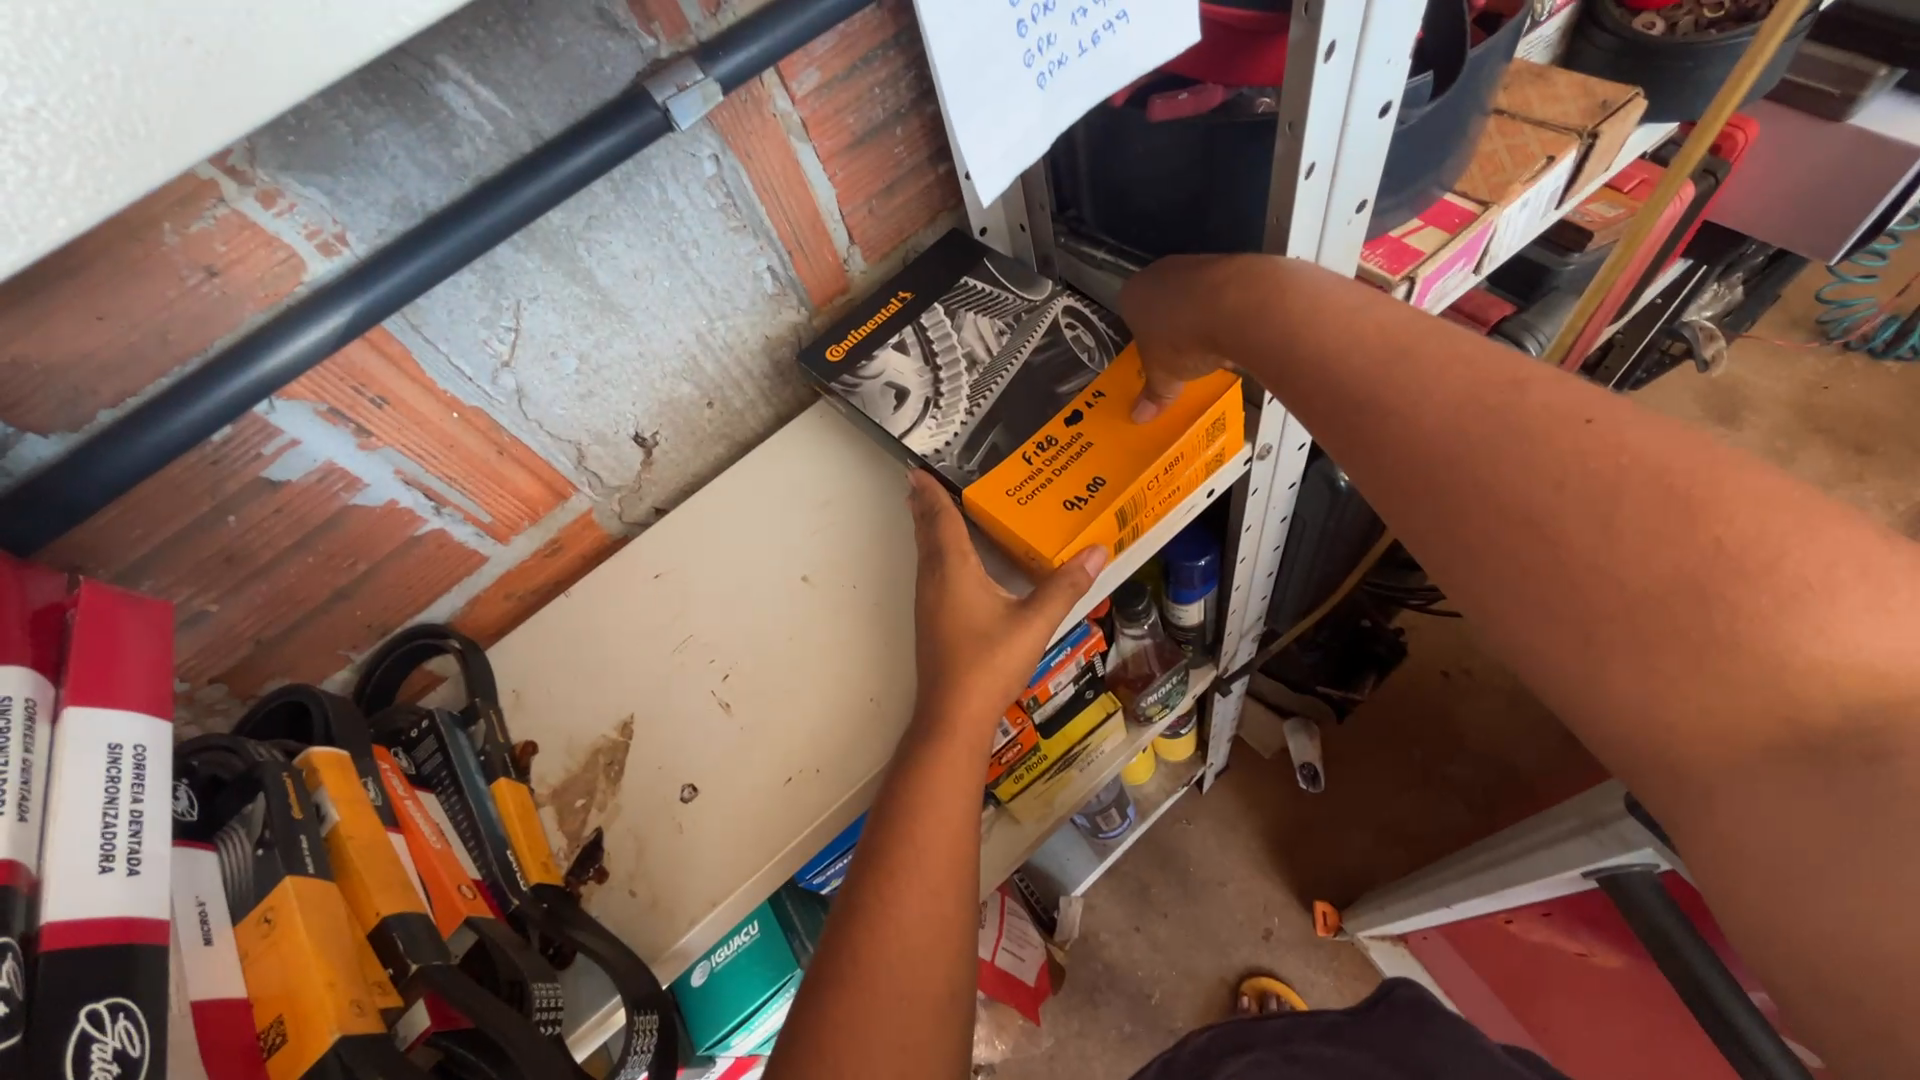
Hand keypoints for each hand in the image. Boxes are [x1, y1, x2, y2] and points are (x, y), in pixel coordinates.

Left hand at [906, 470, 1107, 727]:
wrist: (953, 715)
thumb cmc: (990, 663)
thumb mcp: (1035, 623)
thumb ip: (1065, 587)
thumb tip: (1098, 551)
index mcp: (953, 571)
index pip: (940, 520)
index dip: (932, 494)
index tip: (919, 470)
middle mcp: (934, 581)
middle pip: (925, 534)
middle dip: (923, 507)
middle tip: (920, 482)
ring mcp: (928, 604)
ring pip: (925, 555)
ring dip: (926, 530)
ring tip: (933, 512)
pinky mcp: (931, 622)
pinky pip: (930, 573)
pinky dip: (934, 554)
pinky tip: (950, 564)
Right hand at [1120, 254, 1265, 421]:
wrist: (1239, 304)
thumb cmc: (1182, 340)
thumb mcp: (1163, 376)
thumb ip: (1153, 394)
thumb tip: (1138, 417)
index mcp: (1133, 295)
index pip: (1131, 317)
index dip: (1143, 340)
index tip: (1156, 359)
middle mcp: (1159, 272)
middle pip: (1163, 304)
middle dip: (1173, 329)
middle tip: (1183, 357)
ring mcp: (1196, 263)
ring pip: (1194, 296)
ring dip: (1202, 319)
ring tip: (1213, 350)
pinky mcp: (1231, 263)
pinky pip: (1222, 293)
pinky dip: (1227, 311)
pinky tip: (1236, 333)